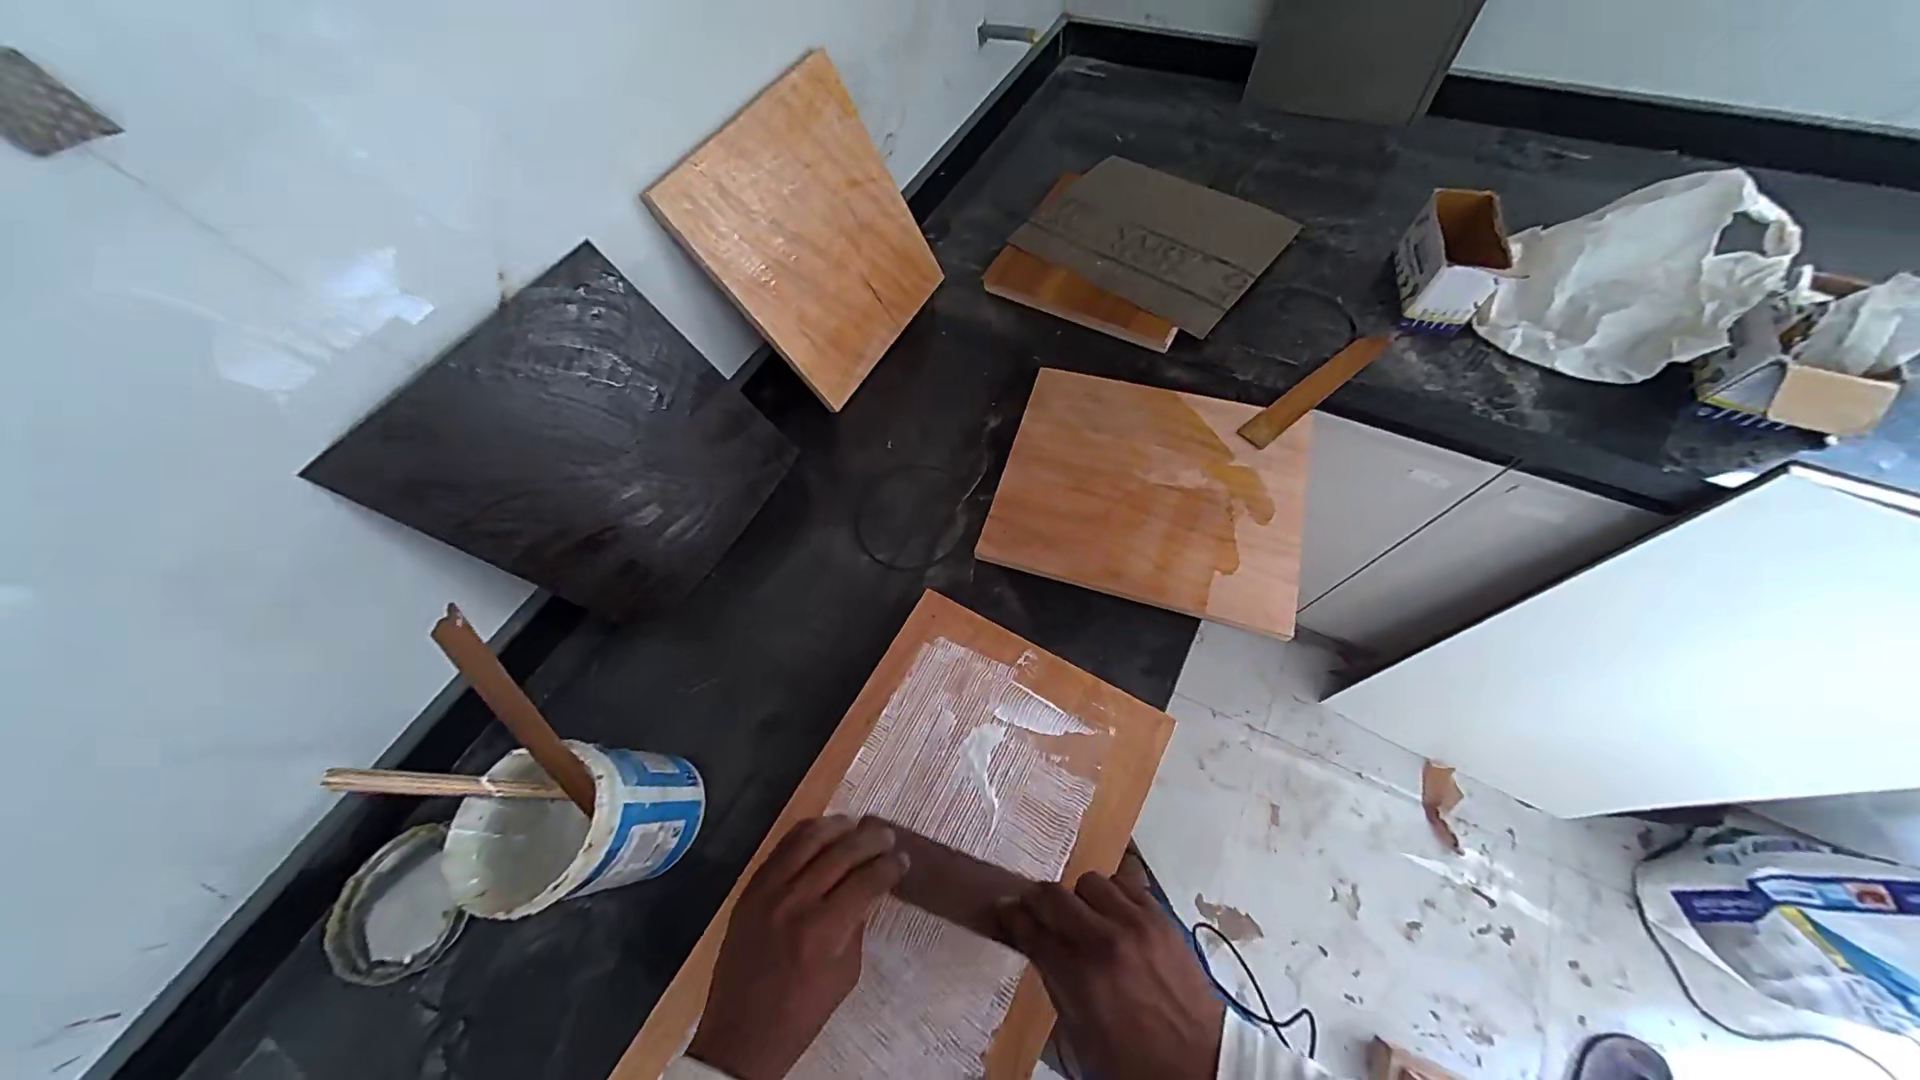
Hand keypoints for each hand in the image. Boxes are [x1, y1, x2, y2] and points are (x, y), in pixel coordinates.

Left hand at [686, 815, 907, 1079]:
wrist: (741, 1035)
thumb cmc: (801, 1013)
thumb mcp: (845, 973)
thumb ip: (858, 923)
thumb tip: (871, 884)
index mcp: (823, 932)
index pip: (866, 881)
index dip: (890, 866)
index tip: (903, 859)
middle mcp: (795, 903)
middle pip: (842, 853)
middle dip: (871, 840)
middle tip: (888, 836)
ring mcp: (768, 892)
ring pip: (809, 838)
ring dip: (838, 826)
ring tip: (857, 825)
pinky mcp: (750, 888)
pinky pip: (781, 847)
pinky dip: (806, 833)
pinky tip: (824, 831)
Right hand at [999, 869, 1225, 1079]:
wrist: (1202, 1069)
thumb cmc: (1135, 1064)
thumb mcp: (1080, 1038)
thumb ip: (1054, 985)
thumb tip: (1035, 946)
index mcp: (1081, 978)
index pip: (1031, 929)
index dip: (1012, 916)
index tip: (1004, 909)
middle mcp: (1105, 940)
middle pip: (1053, 895)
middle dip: (1036, 899)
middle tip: (1034, 907)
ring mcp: (1137, 923)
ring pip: (1089, 881)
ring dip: (1079, 897)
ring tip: (1082, 915)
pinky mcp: (1162, 917)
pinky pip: (1126, 883)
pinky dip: (1113, 894)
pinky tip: (1113, 913)